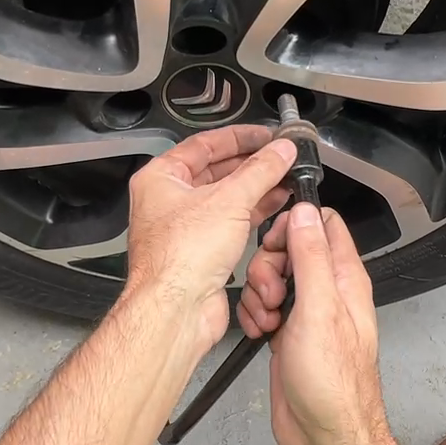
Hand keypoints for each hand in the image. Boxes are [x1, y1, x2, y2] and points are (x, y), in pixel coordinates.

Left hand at [123, 126, 294, 352]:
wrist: (176, 309)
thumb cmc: (179, 258)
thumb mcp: (229, 201)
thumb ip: (260, 171)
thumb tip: (279, 151)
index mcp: (160, 179)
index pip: (203, 145)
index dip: (238, 137)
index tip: (264, 135)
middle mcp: (167, 202)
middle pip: (214, 171)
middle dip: (250, 164)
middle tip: (279, 156)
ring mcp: (183, 228)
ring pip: (224, 198)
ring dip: (255, 187)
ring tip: (284, 177)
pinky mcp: (199, 251)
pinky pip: (229, 222)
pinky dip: (251, 212)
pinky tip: (274, 204)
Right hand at [238, 203, 387, 444]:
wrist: (324, 436)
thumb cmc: (334, 384)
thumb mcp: (319, 309)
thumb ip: (311, 256)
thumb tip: (305, 213)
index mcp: (344, 278)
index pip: (322, 224)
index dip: (294, 224)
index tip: (274, 243)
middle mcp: (326, 291)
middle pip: (288, 249)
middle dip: (268, 265)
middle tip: (271, 293)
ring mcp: (306, 312)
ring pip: (271, 278)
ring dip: (258, 294)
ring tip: (268, 320)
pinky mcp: (286, 331)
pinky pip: (262, 306)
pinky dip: (254, 316)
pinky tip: (261, 333)